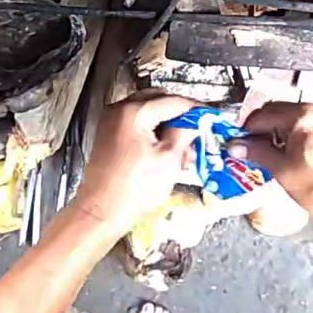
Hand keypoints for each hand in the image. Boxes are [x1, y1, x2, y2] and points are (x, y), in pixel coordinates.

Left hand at [70, 92, 199, 236]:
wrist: (102, 211)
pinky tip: (167, 153)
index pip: (173, 101)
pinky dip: (153, 133)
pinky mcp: (109, 135)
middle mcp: (119, 110)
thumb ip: (185, 132)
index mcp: (134, 112)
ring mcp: (111, 122)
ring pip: (148, 114)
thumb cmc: (134, 189)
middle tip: (198, 132)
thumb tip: (197, 121)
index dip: (196, 109)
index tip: (211, 117)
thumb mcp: (169, 159)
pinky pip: (137, 125)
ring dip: (168, 126)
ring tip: (185, 150)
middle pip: (159, 102)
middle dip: (180, 116)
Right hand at [232, 102, 312, 237]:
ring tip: (267, 157)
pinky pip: (304, 128)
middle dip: (259, 131)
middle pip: (275, 113)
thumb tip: (238, 147)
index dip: (244, 131)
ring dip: (274, 135)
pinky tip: (288, 159)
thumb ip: (257, 154)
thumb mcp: (284, 172)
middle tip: (247, 150)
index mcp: (302, 116)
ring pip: (290, 121)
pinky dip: (291, 138)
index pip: (260, 115)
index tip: (236, 144)